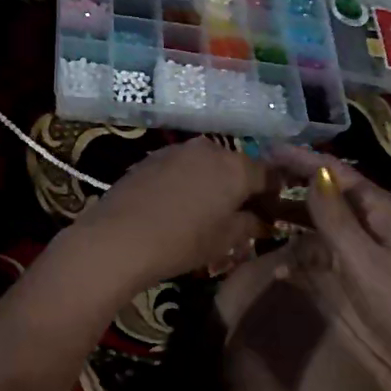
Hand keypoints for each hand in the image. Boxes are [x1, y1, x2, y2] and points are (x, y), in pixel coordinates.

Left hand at [63, 138, 269, 292]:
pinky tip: (175, 205)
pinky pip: (179, 167)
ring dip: (211, 183)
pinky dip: (185, 182)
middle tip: (236, 216)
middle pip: (235, 166)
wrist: (118, 238)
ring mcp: (176, 150)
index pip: (269, 175)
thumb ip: (250, 225)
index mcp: (236, 167)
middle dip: (240, 187)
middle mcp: (209, 149)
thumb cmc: (181, 242)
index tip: (269, 214)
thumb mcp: (224, 241)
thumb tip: (262, 220)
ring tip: (203, 212)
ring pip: (206, 165)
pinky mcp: (150, 158)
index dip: (273, 195)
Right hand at [270, 147, 390, 373]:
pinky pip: (330, 252)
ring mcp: (372, 246)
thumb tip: (313, 175)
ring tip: (262, 215)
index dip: (303, 159)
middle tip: (258, 181)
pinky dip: (306, 254)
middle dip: (296, 185)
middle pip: (330, 194)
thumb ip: (335, 219)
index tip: (268, 149)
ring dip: (297, 218)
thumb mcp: (364, 259)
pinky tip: (283, 267)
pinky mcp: (367, 271)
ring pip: (327, 223)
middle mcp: (376, 220)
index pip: (336, 172)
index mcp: (380, 209)